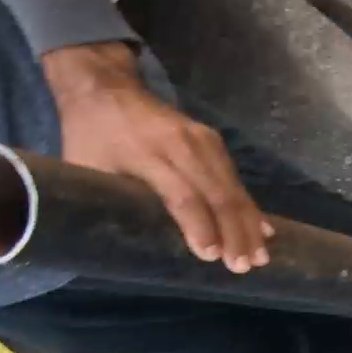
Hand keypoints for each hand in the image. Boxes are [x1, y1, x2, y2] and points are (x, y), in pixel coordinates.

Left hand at [40, 42, 270, 272]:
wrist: (104, 86)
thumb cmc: (90, 135)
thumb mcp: (87, 165)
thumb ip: (114, 199)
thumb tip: (136, 245)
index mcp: (141, 151)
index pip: (181, 196)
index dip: (199, 228)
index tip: (210, 256)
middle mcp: (179, 145)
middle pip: (218, 197)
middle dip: (234, 235)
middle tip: (242, 266)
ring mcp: (204, 142)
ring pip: (234, 192)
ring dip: (249, 227)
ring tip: (259, 258)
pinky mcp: (216, 143)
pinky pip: (237, 183)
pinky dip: (252, 210)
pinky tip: (263, 233)